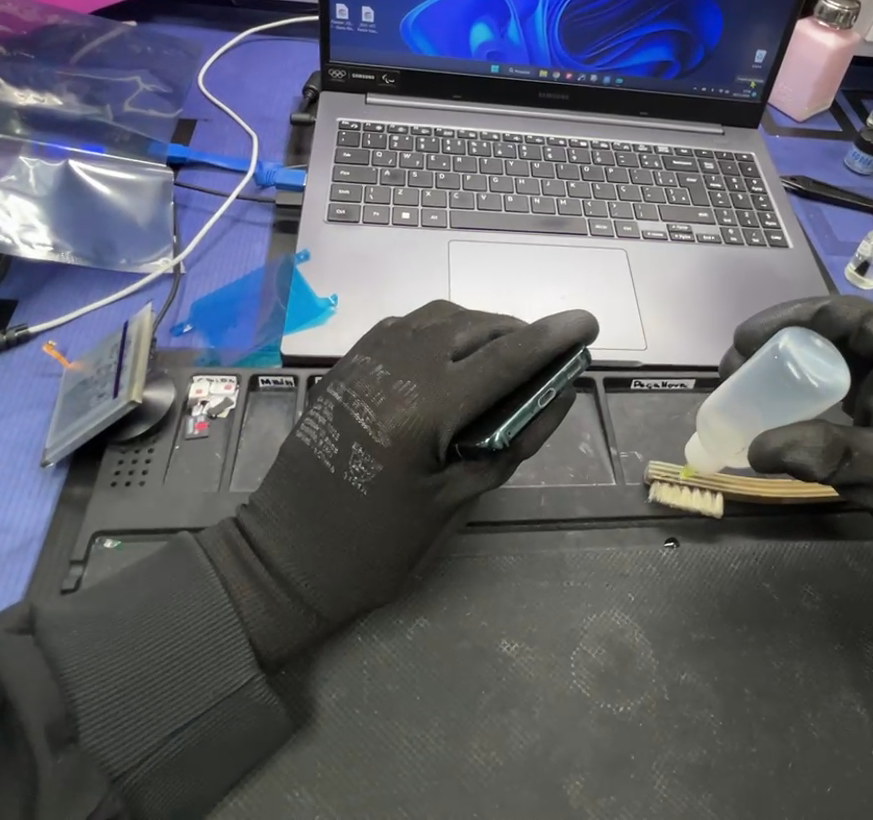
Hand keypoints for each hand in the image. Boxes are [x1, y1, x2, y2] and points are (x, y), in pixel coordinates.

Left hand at [200, 300, 598, 665]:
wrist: (284, 555)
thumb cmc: (377, 547)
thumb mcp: (455, 501)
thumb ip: (511, 443)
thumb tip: (554, 398)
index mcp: (426, 408)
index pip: (506, 358)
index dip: (553, 338)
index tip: (588, 322)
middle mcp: (396, 367)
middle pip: (475, 326)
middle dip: (519, 333)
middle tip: (547, 356)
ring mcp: (366, 359)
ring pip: (439, 317)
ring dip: (480, 327)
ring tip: (504, 356)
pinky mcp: (348, 364)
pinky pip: (406, 326)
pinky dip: (442, 331)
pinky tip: (452, 358)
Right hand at [723, 296, 872, 665]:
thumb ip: (820, 454)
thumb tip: (753, 449)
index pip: (848, 315)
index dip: (789, 320)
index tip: (743, 339)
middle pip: (843, 335)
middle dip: (786, 346)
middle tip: (738, 367)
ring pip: (848, 363)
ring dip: (800, 371)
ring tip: (753, 386)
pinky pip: (859, 391)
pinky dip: (820, 397)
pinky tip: (790, 411)